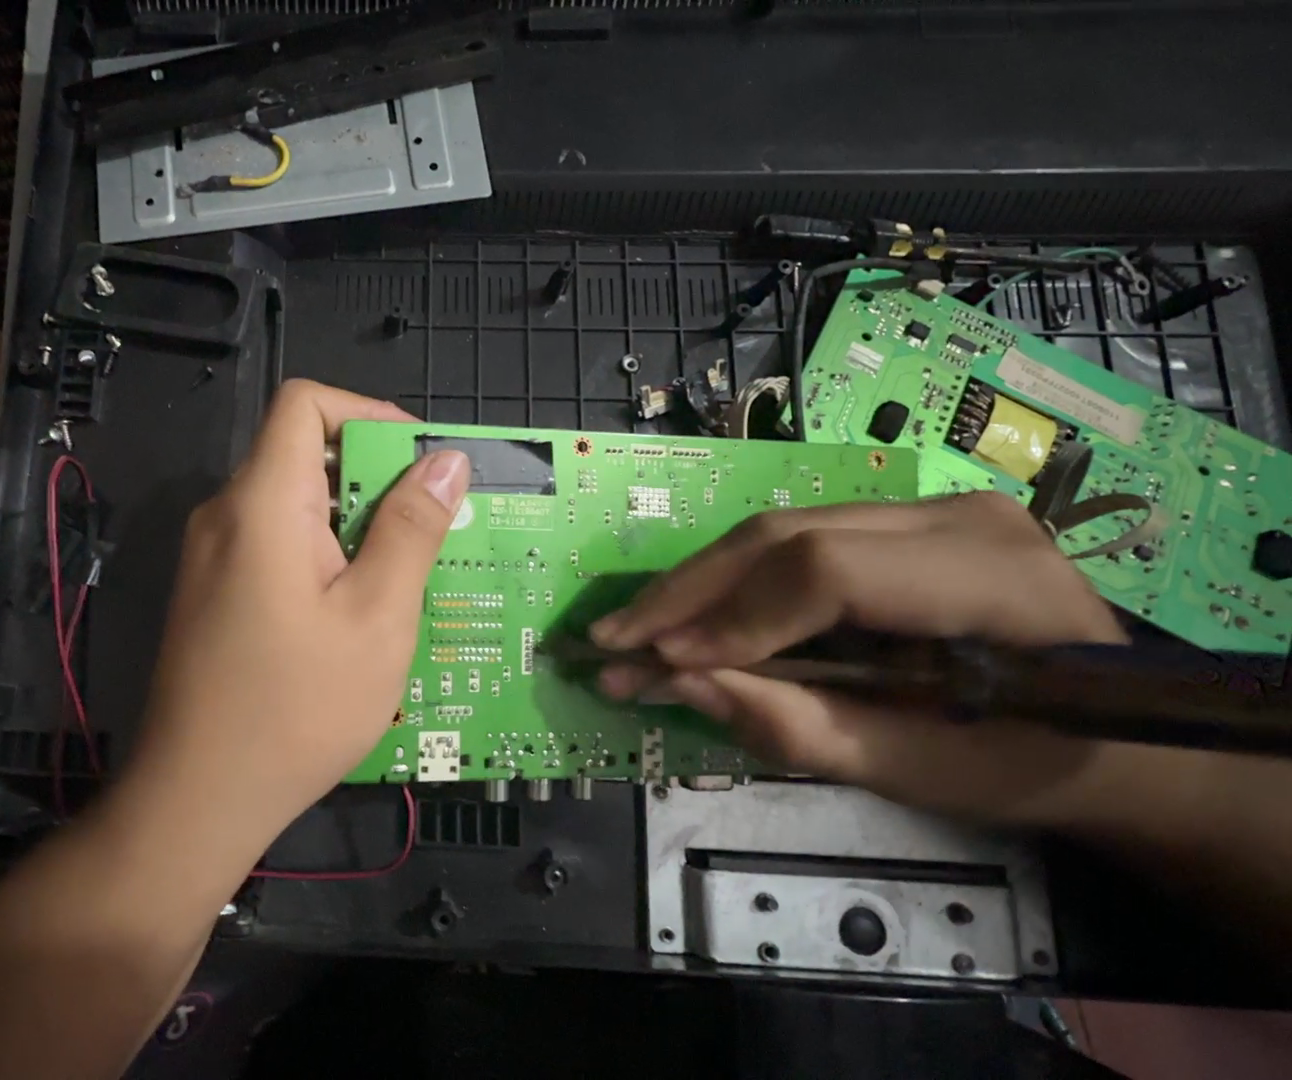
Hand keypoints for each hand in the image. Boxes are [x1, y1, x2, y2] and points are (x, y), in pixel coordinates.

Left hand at [120, 380, 466, 856]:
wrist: (198, 797)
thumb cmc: (297, 708)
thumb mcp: (377, 617)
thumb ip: (411, 529)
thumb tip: (444, 460)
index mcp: (261, 502)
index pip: (305, 403)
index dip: (369, 414)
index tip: (421, 462)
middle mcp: (224, 516)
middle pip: (302, 456)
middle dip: (375, 481)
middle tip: (432, 534)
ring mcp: (210, 558)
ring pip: (293, 508)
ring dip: (354, 528)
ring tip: (404, 580)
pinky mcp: (211, 595)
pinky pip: (273, 548)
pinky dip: (322, 558)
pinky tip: (356, 615)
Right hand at [588, 491, 1131, 822]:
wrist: (1115, 734)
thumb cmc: (1031, 765)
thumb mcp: (918, 771)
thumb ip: (799, 729)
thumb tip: (677, 682)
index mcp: (990, 578)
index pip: (829, 570)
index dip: (734, 617)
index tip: (661, 666)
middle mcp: (953, 517)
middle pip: (781, 537)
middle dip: (685, 595)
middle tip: (611, 642)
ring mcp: (921, 508)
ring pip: (770, 532)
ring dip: (691, 588)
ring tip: (631, 634)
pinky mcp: (889, 521)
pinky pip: (783, 545)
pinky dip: (724, 586)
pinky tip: (681, 619)